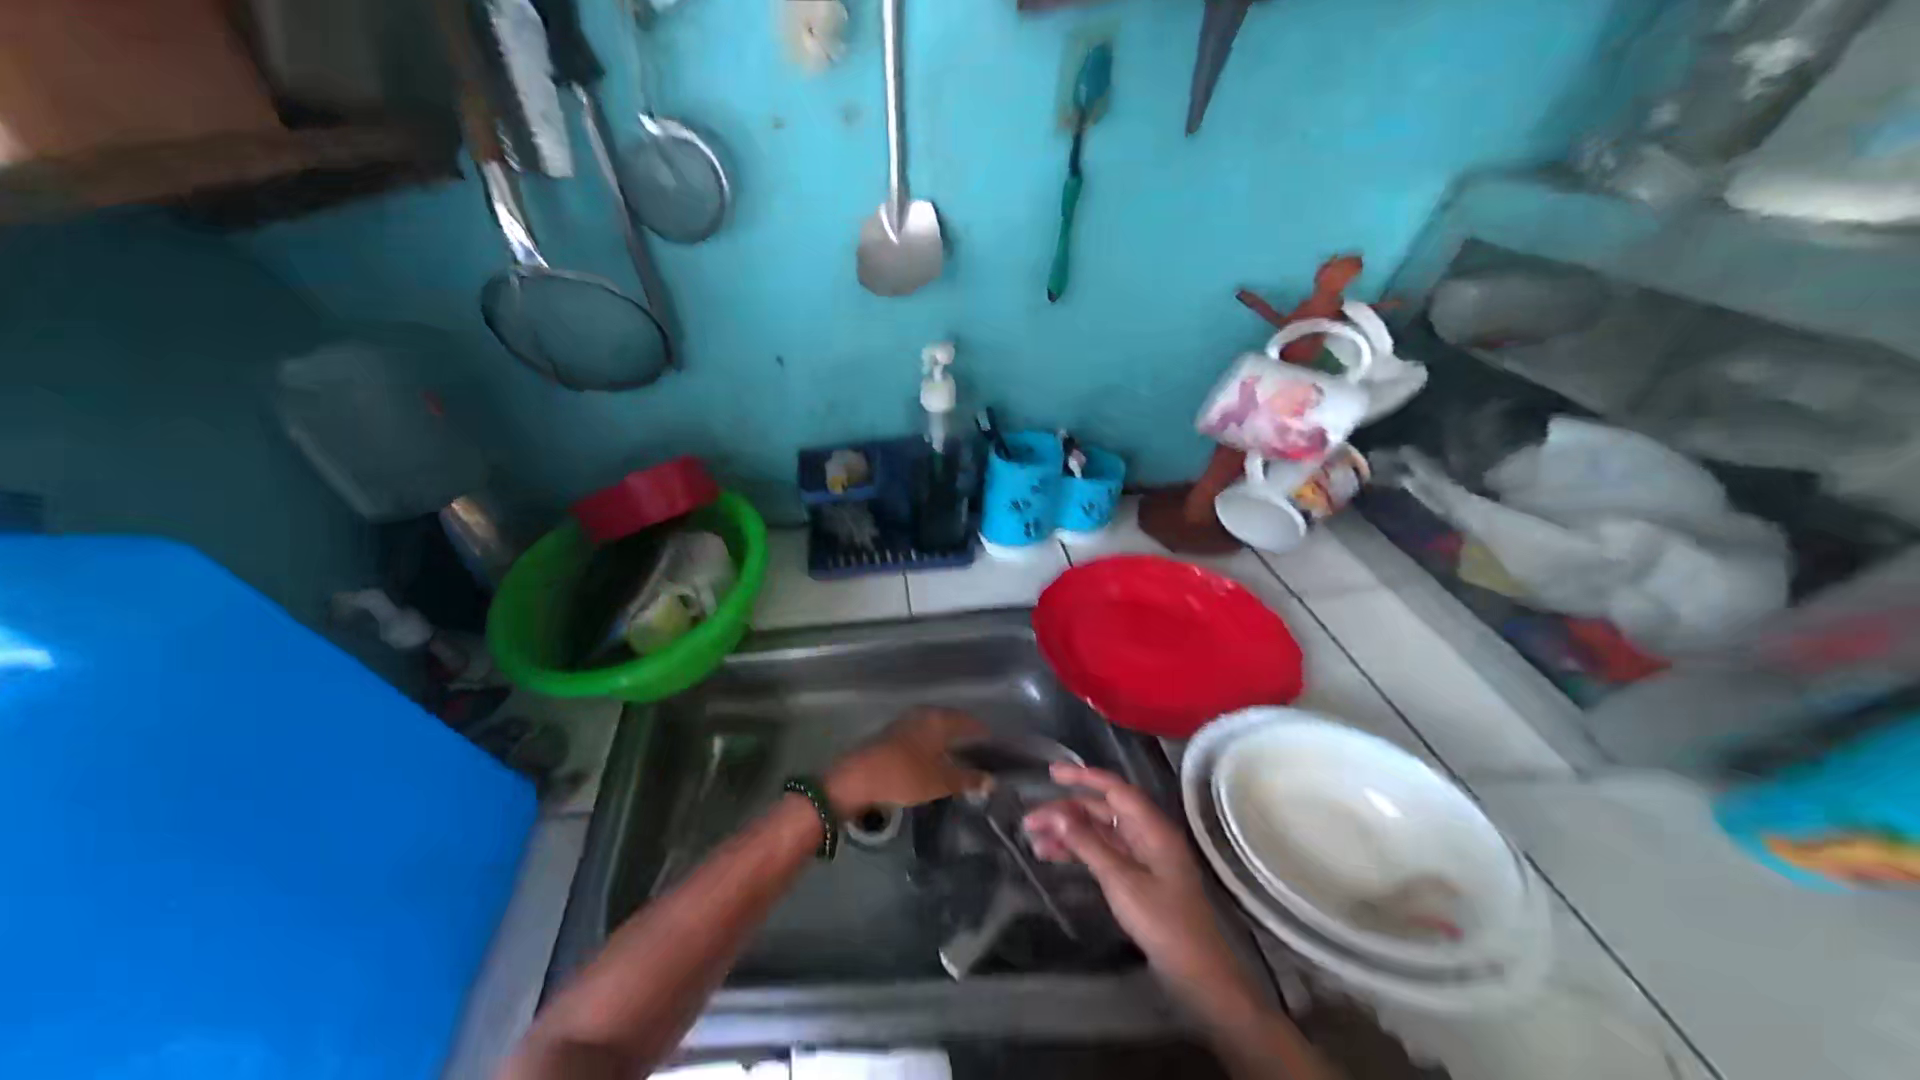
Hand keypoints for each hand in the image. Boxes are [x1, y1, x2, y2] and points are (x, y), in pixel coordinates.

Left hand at [824, 706, 989, 817]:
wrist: (858, 779)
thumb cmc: (905, 776)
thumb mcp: (941, 782)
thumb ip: (968, 779)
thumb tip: (992, 780)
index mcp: (938, 719)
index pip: (968, 720)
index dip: (981, 731)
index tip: (994, 743)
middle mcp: (922, 714)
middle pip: (950, 720)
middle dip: (964, 733)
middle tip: (979, 748)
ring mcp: (904, 723)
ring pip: (933, 727)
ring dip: (946, 738)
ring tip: (958, 754)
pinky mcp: (891, 735)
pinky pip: (920, 734)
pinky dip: (931, 743)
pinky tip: (933, 757)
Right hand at [1023, 764, 1258, 1012]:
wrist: (1197, 972)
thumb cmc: (1163, 922)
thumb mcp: (1121, 881)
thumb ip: (1089, 845)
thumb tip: (1058, 815)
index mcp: (1152, 827)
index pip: (1114, 789)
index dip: (1083, 777)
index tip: (1051, 774)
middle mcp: (1147, 835)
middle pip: (1102, 810)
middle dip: (1066, 812)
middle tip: (1030, 820)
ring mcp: (1143, 856)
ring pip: (1099, 832)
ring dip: (1068, 833)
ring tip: (1034, 840)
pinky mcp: (1137, 877)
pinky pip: (1103, 852)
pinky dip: (1079, 852)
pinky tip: (1054, 857)